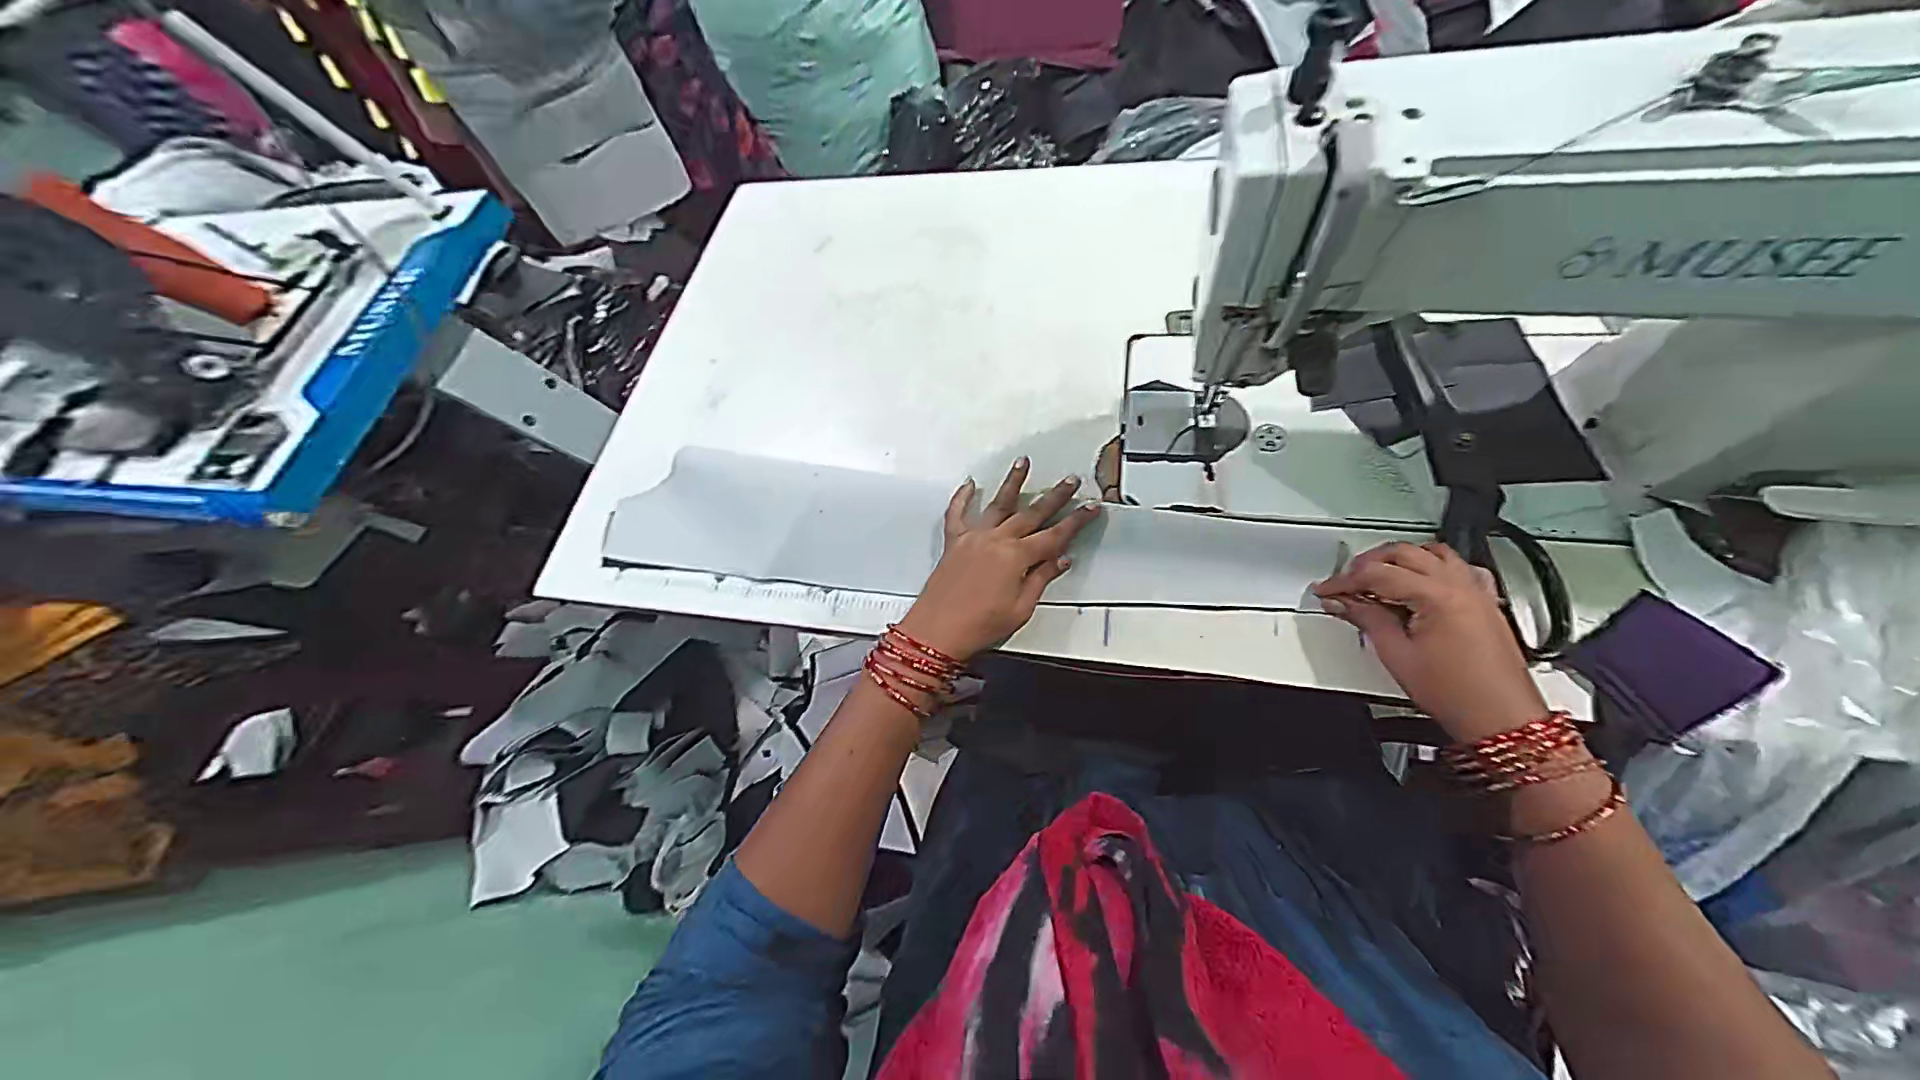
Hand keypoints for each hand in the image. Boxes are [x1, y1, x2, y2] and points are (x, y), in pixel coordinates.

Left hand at [897, 458, 1101, 662]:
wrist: (937, 632)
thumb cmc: (979, 625)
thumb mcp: (1021, 608)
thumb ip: (1040, 579)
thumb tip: (1060, 560)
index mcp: (1016, 558)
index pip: (1054, 535)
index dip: (1076, 521)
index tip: (1090, 508)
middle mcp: (996, 540)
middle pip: (1031, 513)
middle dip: (1054, 496)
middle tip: (1070, 480)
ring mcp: (973, 538)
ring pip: (998, 504)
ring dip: (1013, 482)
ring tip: (1023, 462)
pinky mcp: (953, 543)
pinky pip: (957, 514)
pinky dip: (963, 497)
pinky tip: (971, 484)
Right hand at [1312, 541, 1548, 741]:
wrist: (1500, 718)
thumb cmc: (1460, 695)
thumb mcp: (1397, 655)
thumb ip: (1368, 619)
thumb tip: (1346, 602)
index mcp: (1438, 596)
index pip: (1378, 574)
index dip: (1345, 581)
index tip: (1328, 590)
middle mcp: (1461, 587)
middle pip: (1403, 553)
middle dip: (1368, 564)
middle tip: (1346, 583)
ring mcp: (1477, 592)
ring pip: (1431, 553)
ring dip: (1400, 559)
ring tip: (1377, 576)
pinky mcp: (1485, 603)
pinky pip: (1459, 568)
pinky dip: (1433, 566)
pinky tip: (1420, 580)